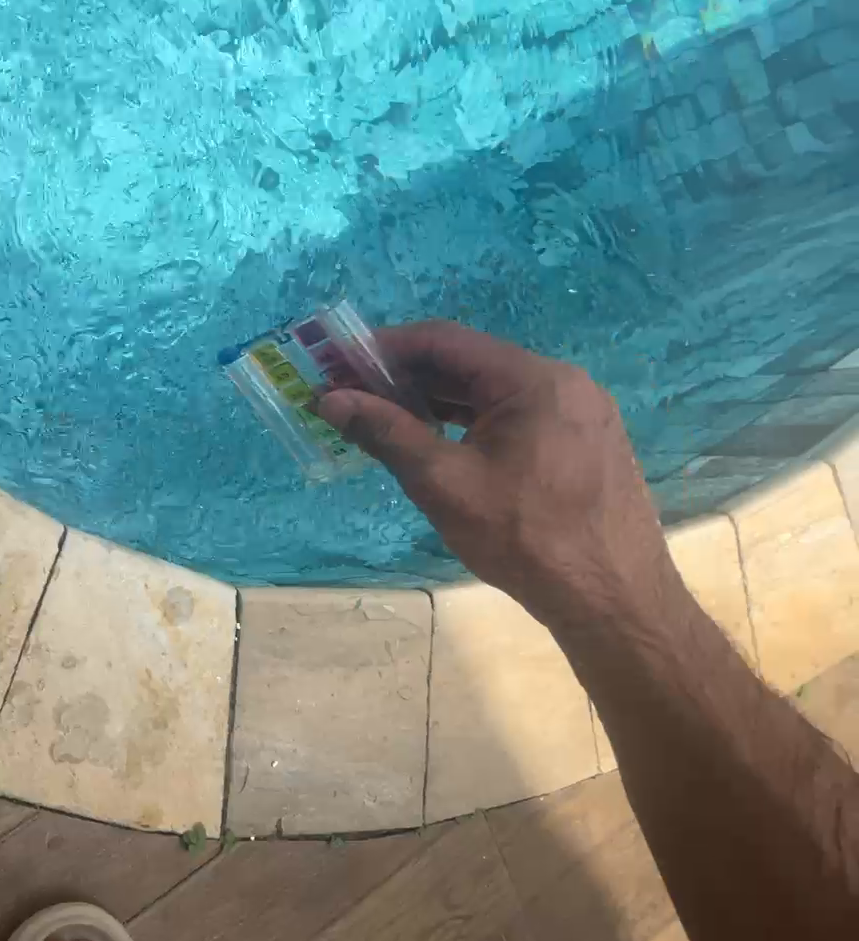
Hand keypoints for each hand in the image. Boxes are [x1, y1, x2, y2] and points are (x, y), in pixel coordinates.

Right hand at [316, 321, 677, 629]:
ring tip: (373, 418)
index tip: (334, 365)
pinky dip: (457, 417)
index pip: (442, 340)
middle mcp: (560, 383)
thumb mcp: (441, 481)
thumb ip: (385, 431)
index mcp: (533, 381)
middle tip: (344, 395)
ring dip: (425, 397)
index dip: (380, 347)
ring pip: (482, 389)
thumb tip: (330, 400)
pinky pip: (504, 412)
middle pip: (463, 361)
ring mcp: (572, 411)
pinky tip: (424, 438)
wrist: (611, 599)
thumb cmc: (523, 535)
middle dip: (398, 374)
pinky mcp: (574, 440)